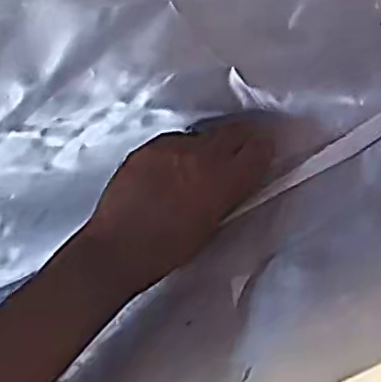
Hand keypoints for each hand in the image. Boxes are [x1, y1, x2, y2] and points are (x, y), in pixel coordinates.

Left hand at [82, 116, 275, 292]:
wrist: (116, 249)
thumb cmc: (168, 249)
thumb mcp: (211, 224)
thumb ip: (230, 194)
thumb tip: (240, 178)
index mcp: (224, 179)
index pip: (258, 149)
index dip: (263, 148)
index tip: (264, 150)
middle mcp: (202, 155)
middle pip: (233, 131)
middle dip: (241, 138)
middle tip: (242, 147)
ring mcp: (173, 147)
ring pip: (203, 135)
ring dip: (208, 146)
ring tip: (199, 164)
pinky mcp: (149, 147)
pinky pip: (174, 142)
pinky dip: (178, 152)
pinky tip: (170, 169)